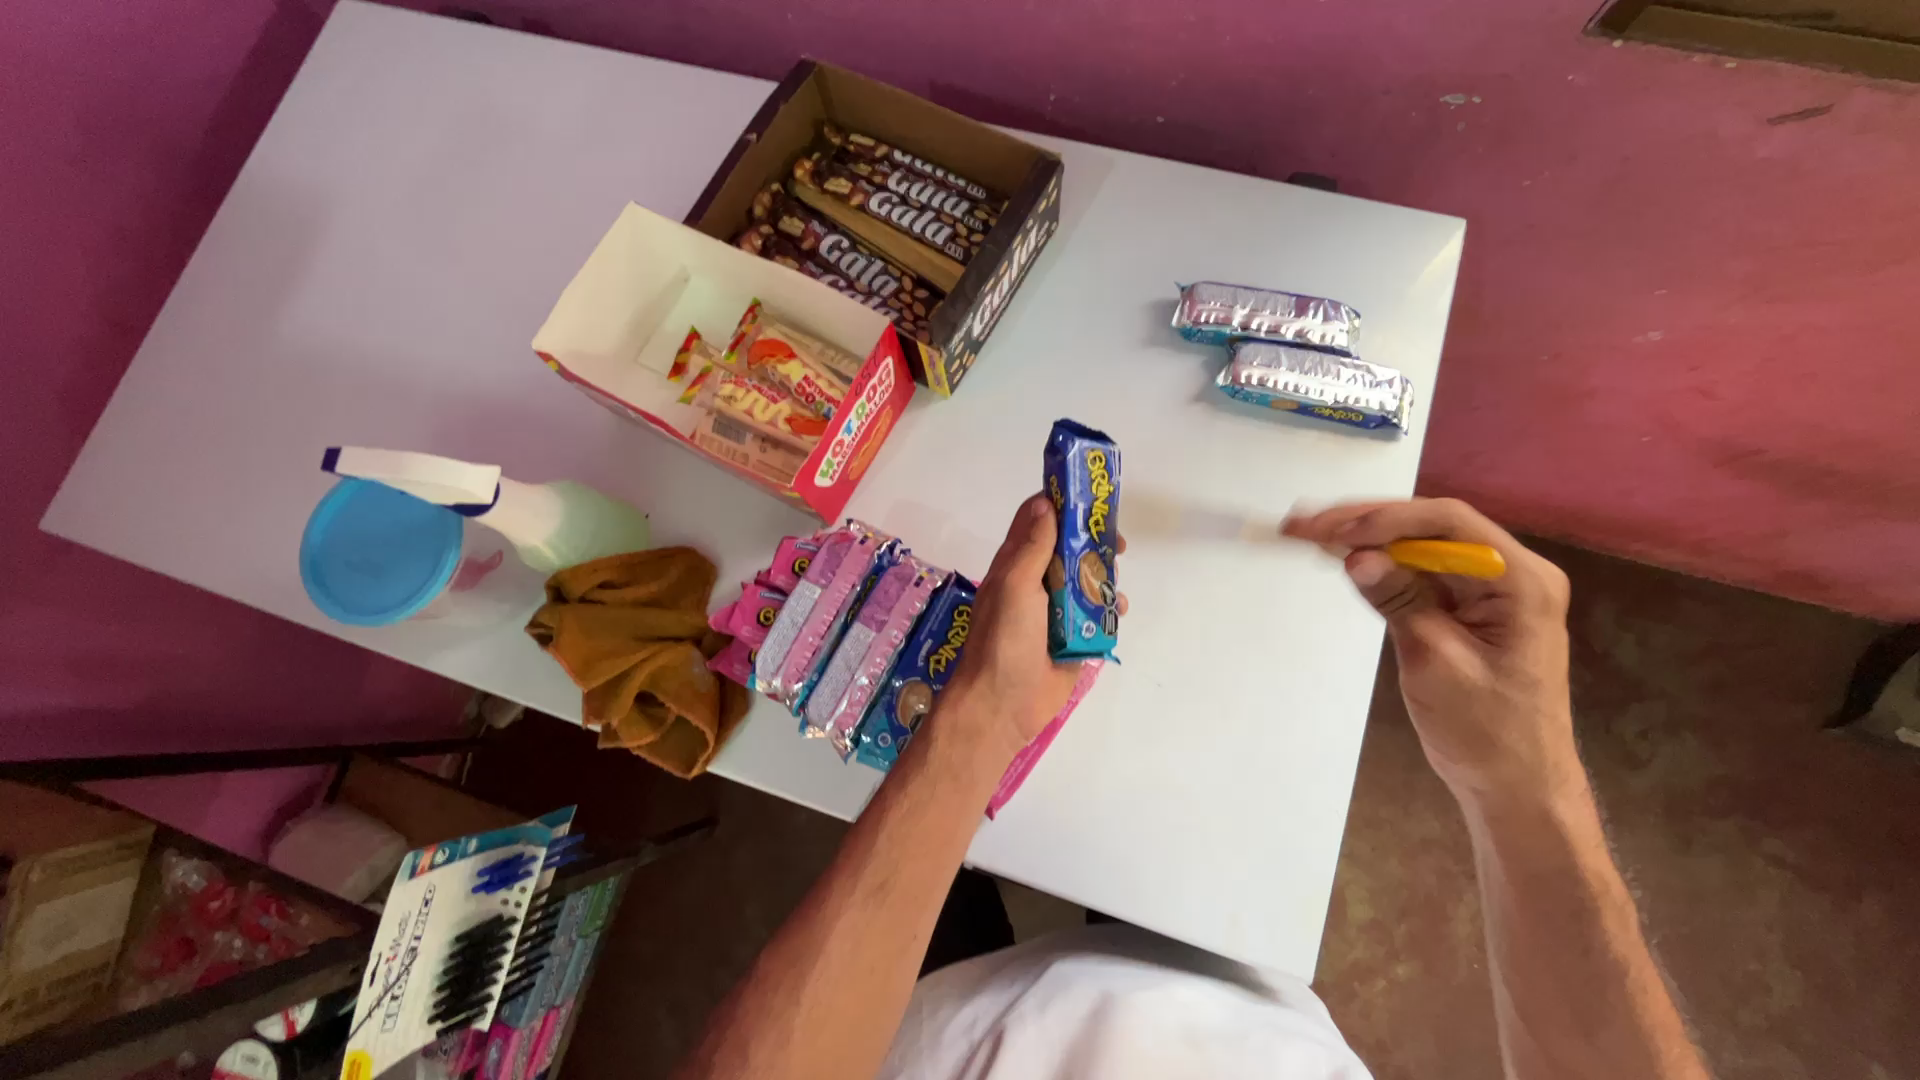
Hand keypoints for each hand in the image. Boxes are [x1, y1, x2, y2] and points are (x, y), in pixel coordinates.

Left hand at [940, 493, 1127, 766]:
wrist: (1004, 704)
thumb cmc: (1004, 640)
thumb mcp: (1014, 586)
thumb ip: (1032, 547)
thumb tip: (1046, 503)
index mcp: (1015, 565)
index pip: (1037, 521)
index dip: (1061, 504)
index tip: (1089, 496)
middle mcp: (1036, 582)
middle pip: (1069, 547)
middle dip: (1093, 540)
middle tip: (1117, 542)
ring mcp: (1056, 610)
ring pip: (1087, 579)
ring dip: (1104, 575)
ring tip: (1112, 581)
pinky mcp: (1075, 637)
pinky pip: (1098, 614)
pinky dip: (1110, 608)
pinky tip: (1117, 610)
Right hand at [1283, 498, 1579, 807]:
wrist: (1514, 783)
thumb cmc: (1486, 730)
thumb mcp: (1436, 661)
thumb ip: (1399, 602)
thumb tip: (1355, 556)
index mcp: (1520, 580)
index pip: (1448, 523)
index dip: (1386, 519)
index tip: (1333, 533)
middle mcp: (1506, 572)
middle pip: (1428, 527)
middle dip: (1363, 522)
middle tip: (1302, 524)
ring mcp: (1484, 589)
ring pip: (1416, 546)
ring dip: (1362, 538)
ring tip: (1306, 532)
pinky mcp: (1461, 607)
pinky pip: (1415, 572)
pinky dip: (1374, 563)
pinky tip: (1337, 555)